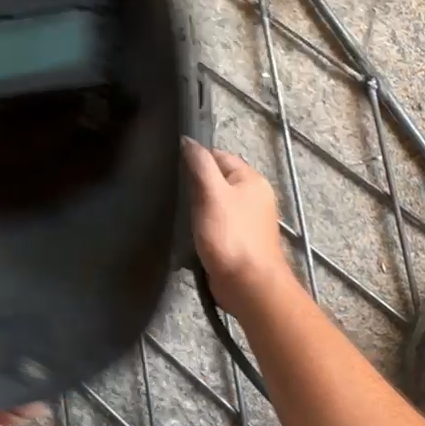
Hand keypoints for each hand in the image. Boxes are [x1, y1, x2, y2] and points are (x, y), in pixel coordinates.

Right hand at [183, 138, 295, 313]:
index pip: (219, 156)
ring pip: (214, 203)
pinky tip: (187, 232)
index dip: (196, 160)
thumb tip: (187, 140)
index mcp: (251, 180)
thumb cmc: (230, 235)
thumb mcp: (212, 193)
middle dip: (195, 185)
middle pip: (216, 179)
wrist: (248, 285)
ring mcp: (247, 220)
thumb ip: (200, 164)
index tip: (172, 169)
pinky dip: (201, 226)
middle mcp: (253, 196)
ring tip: (176, 212)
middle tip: (171, 192)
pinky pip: (215, 224)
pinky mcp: (238, 240)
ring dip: (196, 208)